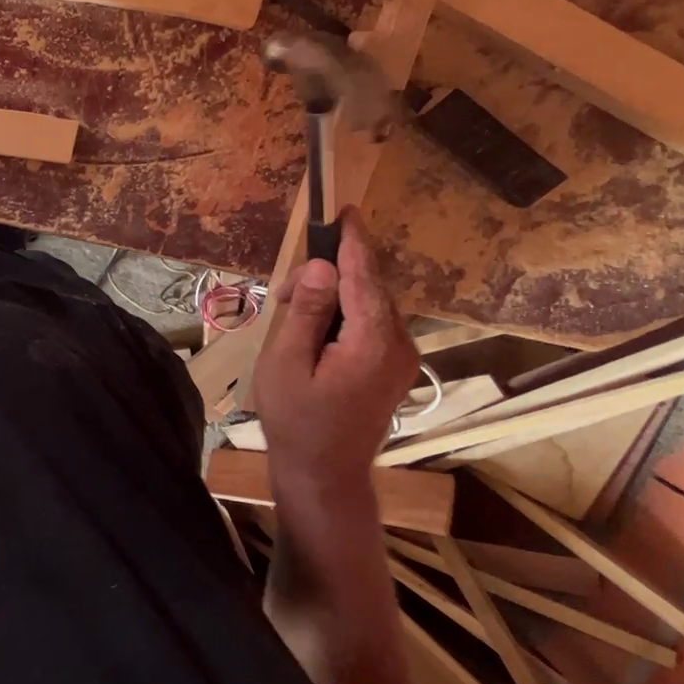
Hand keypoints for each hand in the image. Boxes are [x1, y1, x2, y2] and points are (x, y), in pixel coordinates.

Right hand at [252, 207, 417, 492]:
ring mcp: (401, 356)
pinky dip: (341, 316)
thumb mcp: (286, 363)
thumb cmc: (295, 419)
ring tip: (292, 319)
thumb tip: (324, 268)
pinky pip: (370, 324)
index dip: (352, 243)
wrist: (324, 471)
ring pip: (367, 305)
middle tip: (283, 300)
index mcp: (372, 341)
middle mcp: (399, 343)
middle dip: (327, 278)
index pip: (363, 277)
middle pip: (366, 287)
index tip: (346, 212)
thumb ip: (307, 313)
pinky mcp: (393, 366)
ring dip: (331, 300)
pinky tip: (313, 334)